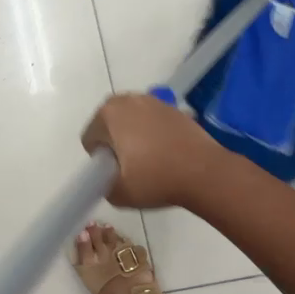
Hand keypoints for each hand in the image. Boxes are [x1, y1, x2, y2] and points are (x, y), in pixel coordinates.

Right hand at [81, 93, 230, 208]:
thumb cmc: (157, 179)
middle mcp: (127, 100)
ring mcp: (152, 100)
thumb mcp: (119, 193)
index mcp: (108, 114)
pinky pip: (152, 120)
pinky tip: (166, 152)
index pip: (90, 138)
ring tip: (149, 160)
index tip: (115, 173)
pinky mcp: (172, 107)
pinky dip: (153, 132)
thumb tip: (109, 178)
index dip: (99, 159)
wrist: (205, 172)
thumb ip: (103, 185)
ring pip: (131, 120)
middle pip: (109, 124)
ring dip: (133, 135)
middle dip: (114, 142)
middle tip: (130, 166)